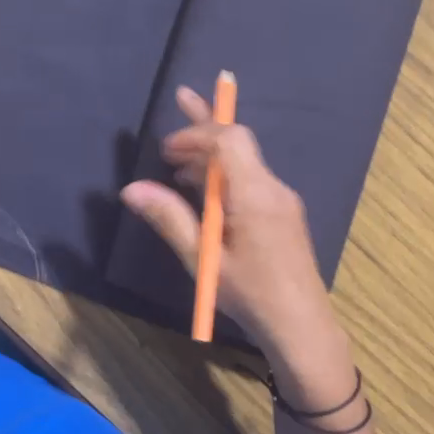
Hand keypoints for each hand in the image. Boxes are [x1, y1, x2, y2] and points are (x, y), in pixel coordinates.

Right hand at [120, 87, 336, 354]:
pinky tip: (199, 191)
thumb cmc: (250, 294)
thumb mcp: (203, 258)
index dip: (196, 132)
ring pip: (243, 160)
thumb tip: (132, 189)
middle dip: (205, 126)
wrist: (301, 326)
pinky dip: (221, 174)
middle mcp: (272, 188)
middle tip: (178, 107)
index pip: (229, 140)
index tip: (166, 151)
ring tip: (174, 160)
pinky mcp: (281, 214)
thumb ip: (170, 219)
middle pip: (238, 142)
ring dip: (209, 154)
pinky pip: (249, 178)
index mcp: (254, 194)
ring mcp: (280, 200)